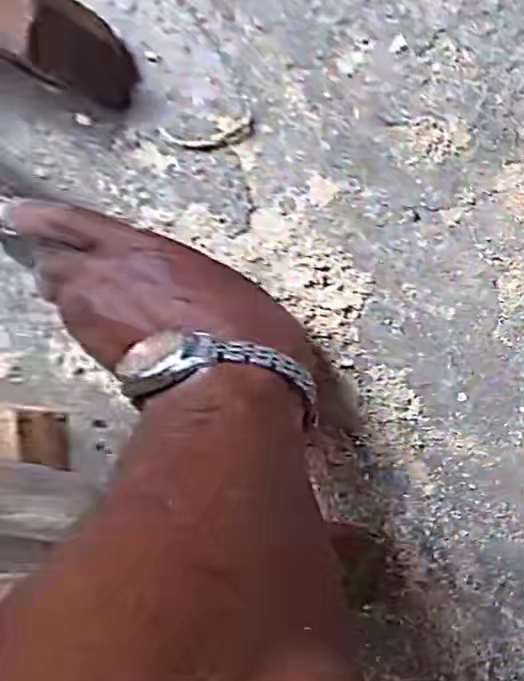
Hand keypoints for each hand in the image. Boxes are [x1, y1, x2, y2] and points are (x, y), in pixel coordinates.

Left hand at [3, 200, 317, 373]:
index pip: (69, 219)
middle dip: (70, 269)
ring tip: (116, 319)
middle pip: (56, 260)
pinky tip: (130, 342)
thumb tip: (194, 290)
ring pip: (64, 295)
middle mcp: (104, 270)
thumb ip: (198, 282)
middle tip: (89, 282)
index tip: (33, 219)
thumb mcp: (244, 297)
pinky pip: (84, 329)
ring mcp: (88, 307)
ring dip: (84, 303)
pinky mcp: (86, 342)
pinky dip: (102, 332)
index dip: (46, 219)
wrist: (233, 381)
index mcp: (144, 250)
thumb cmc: (253, 337)